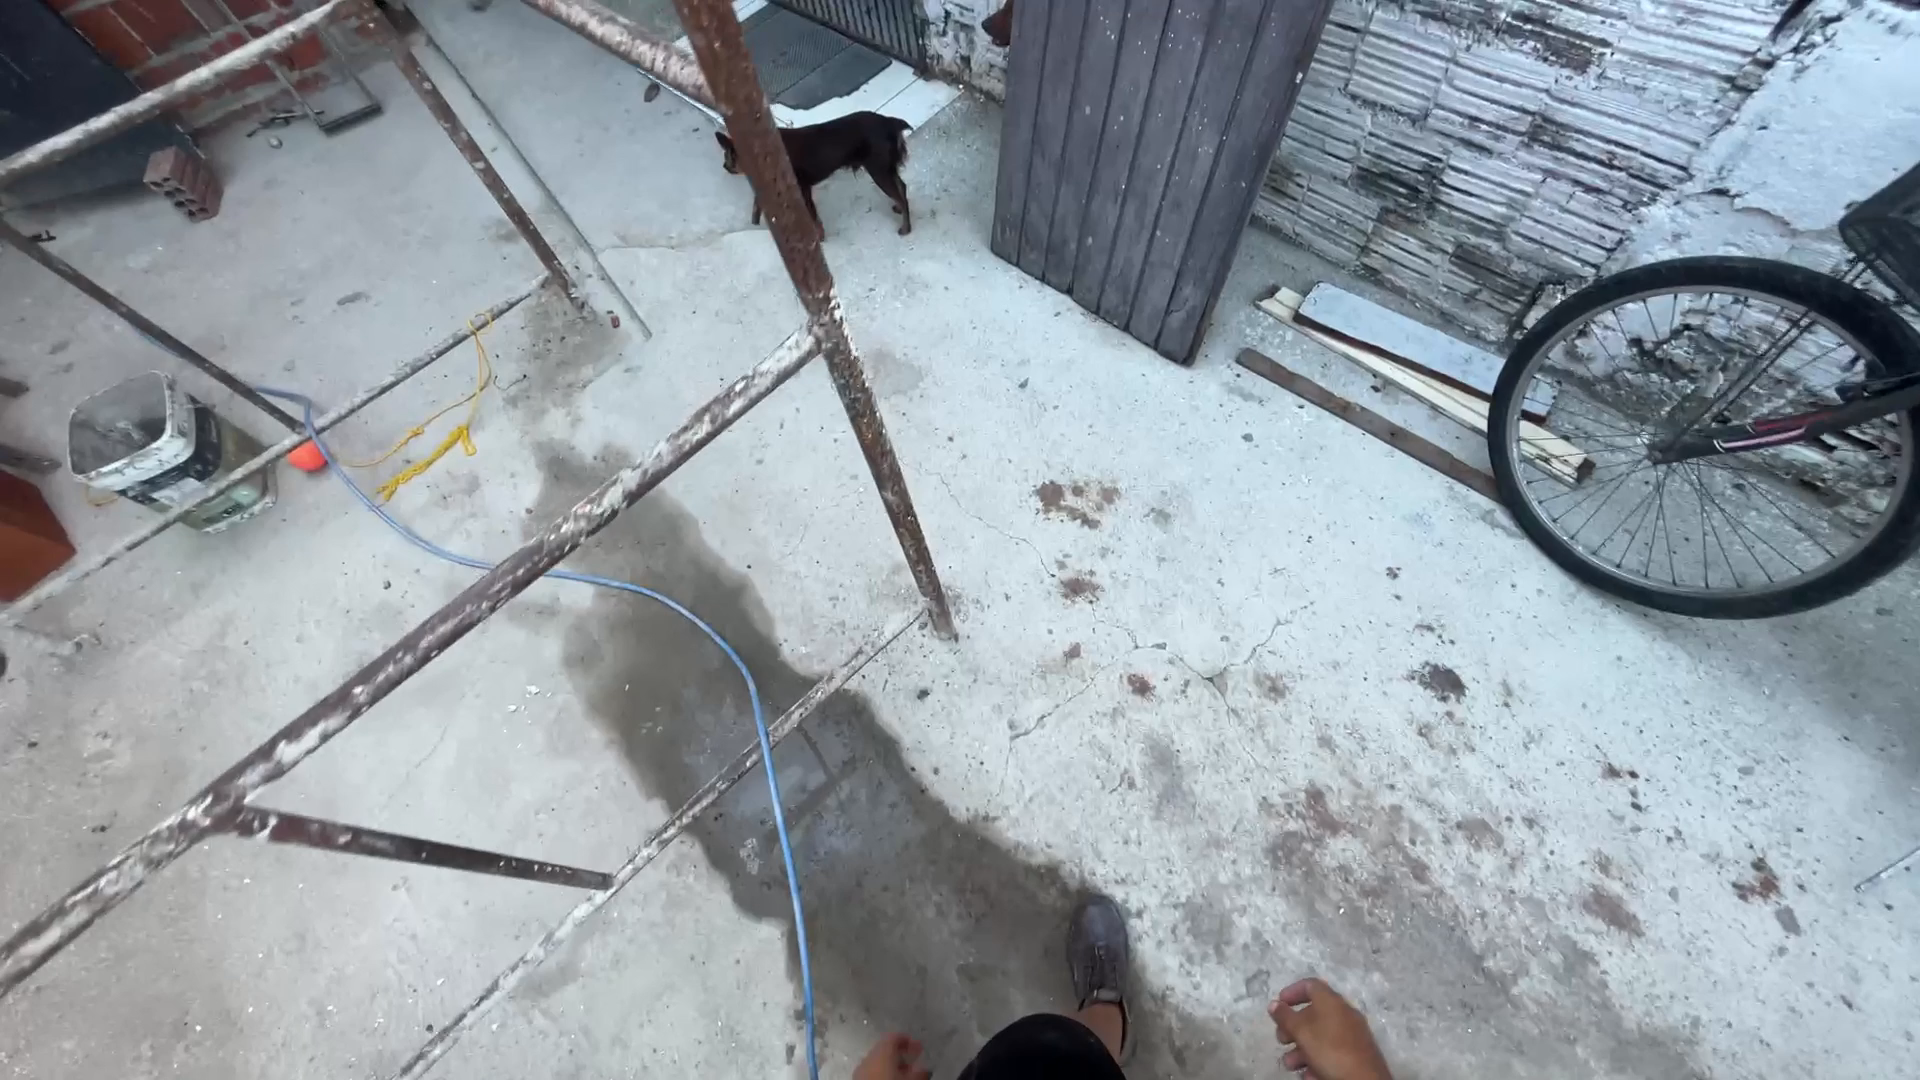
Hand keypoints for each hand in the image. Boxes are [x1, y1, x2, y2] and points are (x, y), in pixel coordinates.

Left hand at [854, 1034, 929, 1079]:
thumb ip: (919, 1073)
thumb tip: (925, 1068)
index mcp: (882, 1051)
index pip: (894, 1037)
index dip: (908, 1041)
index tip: (918, 1047)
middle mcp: (869, 1057)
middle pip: (885, 1049)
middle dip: (900, 1055)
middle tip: (913, 1062)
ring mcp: (860, 1071)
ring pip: (878, 1062)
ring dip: (891, 1066)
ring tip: (904, 1076)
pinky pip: (871, 1073)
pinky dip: (881, 1074)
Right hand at [1269, 978, 1391, 1079]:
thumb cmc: (1330, 1050)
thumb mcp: (1300, 1031)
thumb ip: (1284, 1016)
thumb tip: (1273, 1004)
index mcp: (1331, 1001)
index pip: (1309, 985)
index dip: (1291, 992)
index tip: (1279, 1005)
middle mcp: (1344, 1013)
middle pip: (1313, 1014)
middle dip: (1293, 1028)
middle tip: (1281, 1040)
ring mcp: (1354, 1035)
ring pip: (1321, 1036)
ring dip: (1302, 1049)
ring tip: (1291, 1065)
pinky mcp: (1359, 1055)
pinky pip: (1333, 1051)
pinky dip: (1319, 1060)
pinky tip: (1309, 1075)